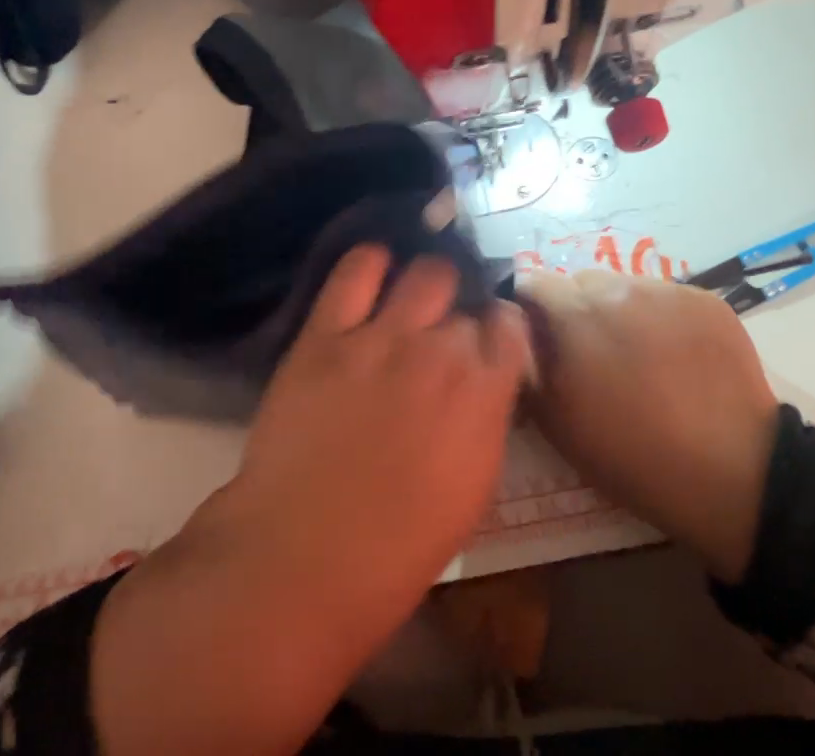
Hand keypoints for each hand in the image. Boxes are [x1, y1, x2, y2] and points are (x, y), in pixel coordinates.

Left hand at [237, 244, 532, 601]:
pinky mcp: (324, 334)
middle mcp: (442, 353)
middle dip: (458, 310)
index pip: (509, 328)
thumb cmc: (399, 547)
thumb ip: (485, 422)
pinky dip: (370, 261)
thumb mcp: (473, 491)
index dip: (497, 329)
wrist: (305, 553)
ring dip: (425, 282)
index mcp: (486, 396)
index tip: (486, 338)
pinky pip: (355, 270)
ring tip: (412, 298)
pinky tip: (373, 270)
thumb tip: (484, 387)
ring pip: (423, 272)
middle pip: (464, 300)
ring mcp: (381, 338)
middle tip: (440, 331)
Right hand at [518, 268, 779, 583]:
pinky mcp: (708, 302)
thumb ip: (525, 366)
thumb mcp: (555, 421)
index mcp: (576, 315)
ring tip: (635, 357)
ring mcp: (669, 292)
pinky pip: (667, 298)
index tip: (534, 337)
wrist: (730, 473)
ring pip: (625, 287)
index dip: (528, 308)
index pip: (533, 283)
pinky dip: (659, 319)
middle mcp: (620, 289)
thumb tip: (512, 334)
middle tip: (588, 355)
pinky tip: (673, 359)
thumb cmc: (630, 455)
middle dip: (575, 310)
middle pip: (580, 282)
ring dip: (618, 312)